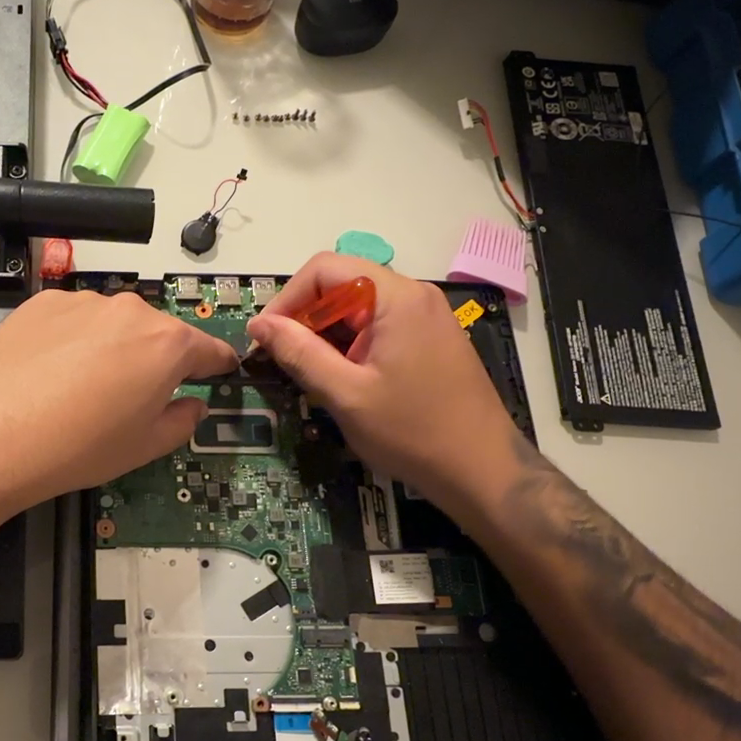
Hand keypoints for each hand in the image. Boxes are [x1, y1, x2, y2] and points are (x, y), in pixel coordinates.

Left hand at [0, 288, 238, 512]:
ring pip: (114, 324)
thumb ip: (182, 422)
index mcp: (167, 344)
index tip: (218, 374)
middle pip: (159, 333)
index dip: (218, 366)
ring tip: (82, 391)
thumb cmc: (76, 448)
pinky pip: (73, 320)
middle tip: (134, 399)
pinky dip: (74, 340)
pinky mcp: (41, 304)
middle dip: (157, 361)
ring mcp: (81, 301)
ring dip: (112, 348)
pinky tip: (51, 375)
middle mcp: (129, 311)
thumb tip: (192, 404)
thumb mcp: (144, 448)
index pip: (210, 349)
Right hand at [245, 254, 522, 510]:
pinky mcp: (428, 340)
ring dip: (324, 335)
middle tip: (279, 359)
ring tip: (305, 373)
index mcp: (395, 298)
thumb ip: (299, 353)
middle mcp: (413, 296)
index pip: (325, 269)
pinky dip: (348, 345)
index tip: (264, 337)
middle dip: (303, 318)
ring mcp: (424, 317)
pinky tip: (337, 378)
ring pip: (356, 308)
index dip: (286, 298)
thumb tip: (258, 324)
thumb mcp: (345, 395)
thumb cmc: (412, 432)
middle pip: (341, 285)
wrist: (481, 470)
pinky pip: (376, 326)